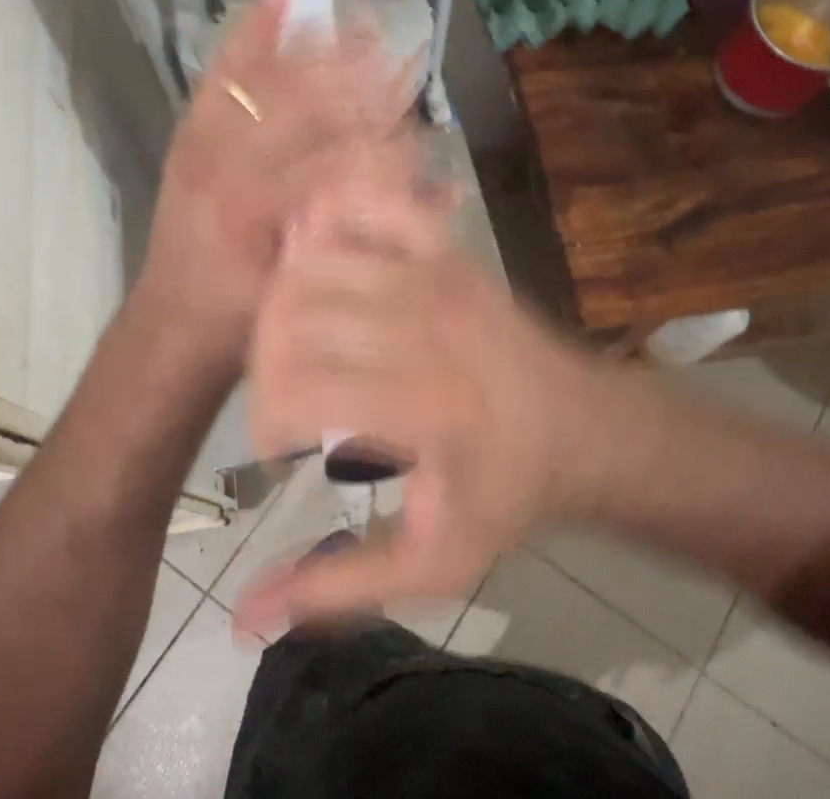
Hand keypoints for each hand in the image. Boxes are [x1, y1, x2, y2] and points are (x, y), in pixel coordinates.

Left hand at [138, 0, 413, 334]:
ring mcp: (201, 144)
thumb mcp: (316, 285)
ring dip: (316, 49)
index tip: (421, 123)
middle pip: (304, 106)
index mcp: (260, 211)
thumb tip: (448, 190)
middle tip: (402, 54)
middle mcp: (226, 166)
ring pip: (266, 80)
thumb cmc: (249, 318)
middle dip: (357, 79)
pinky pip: (220, 75)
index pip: (339, 157)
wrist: (172, 322)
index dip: (385, 139)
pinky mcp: (188, 134)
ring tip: (360, 23)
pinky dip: (249, 34)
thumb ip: (377, 236)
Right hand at [235, 148, 619, 632]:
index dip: (265, 423)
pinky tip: (315, 255)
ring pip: (314, 264)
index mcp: (423, 411)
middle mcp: (425, 332)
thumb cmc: (507, 497)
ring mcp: (439, 279)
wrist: (585, 429)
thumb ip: (338, 586)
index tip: (282, 448)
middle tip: (282, 396)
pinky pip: (373, 208)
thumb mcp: (432, 563)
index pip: (294, 391)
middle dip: (265, 362)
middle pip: (292, 319)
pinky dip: (333, 220)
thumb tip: (243, 620)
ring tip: (294, 345)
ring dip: (283, 304)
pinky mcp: (448, 254)